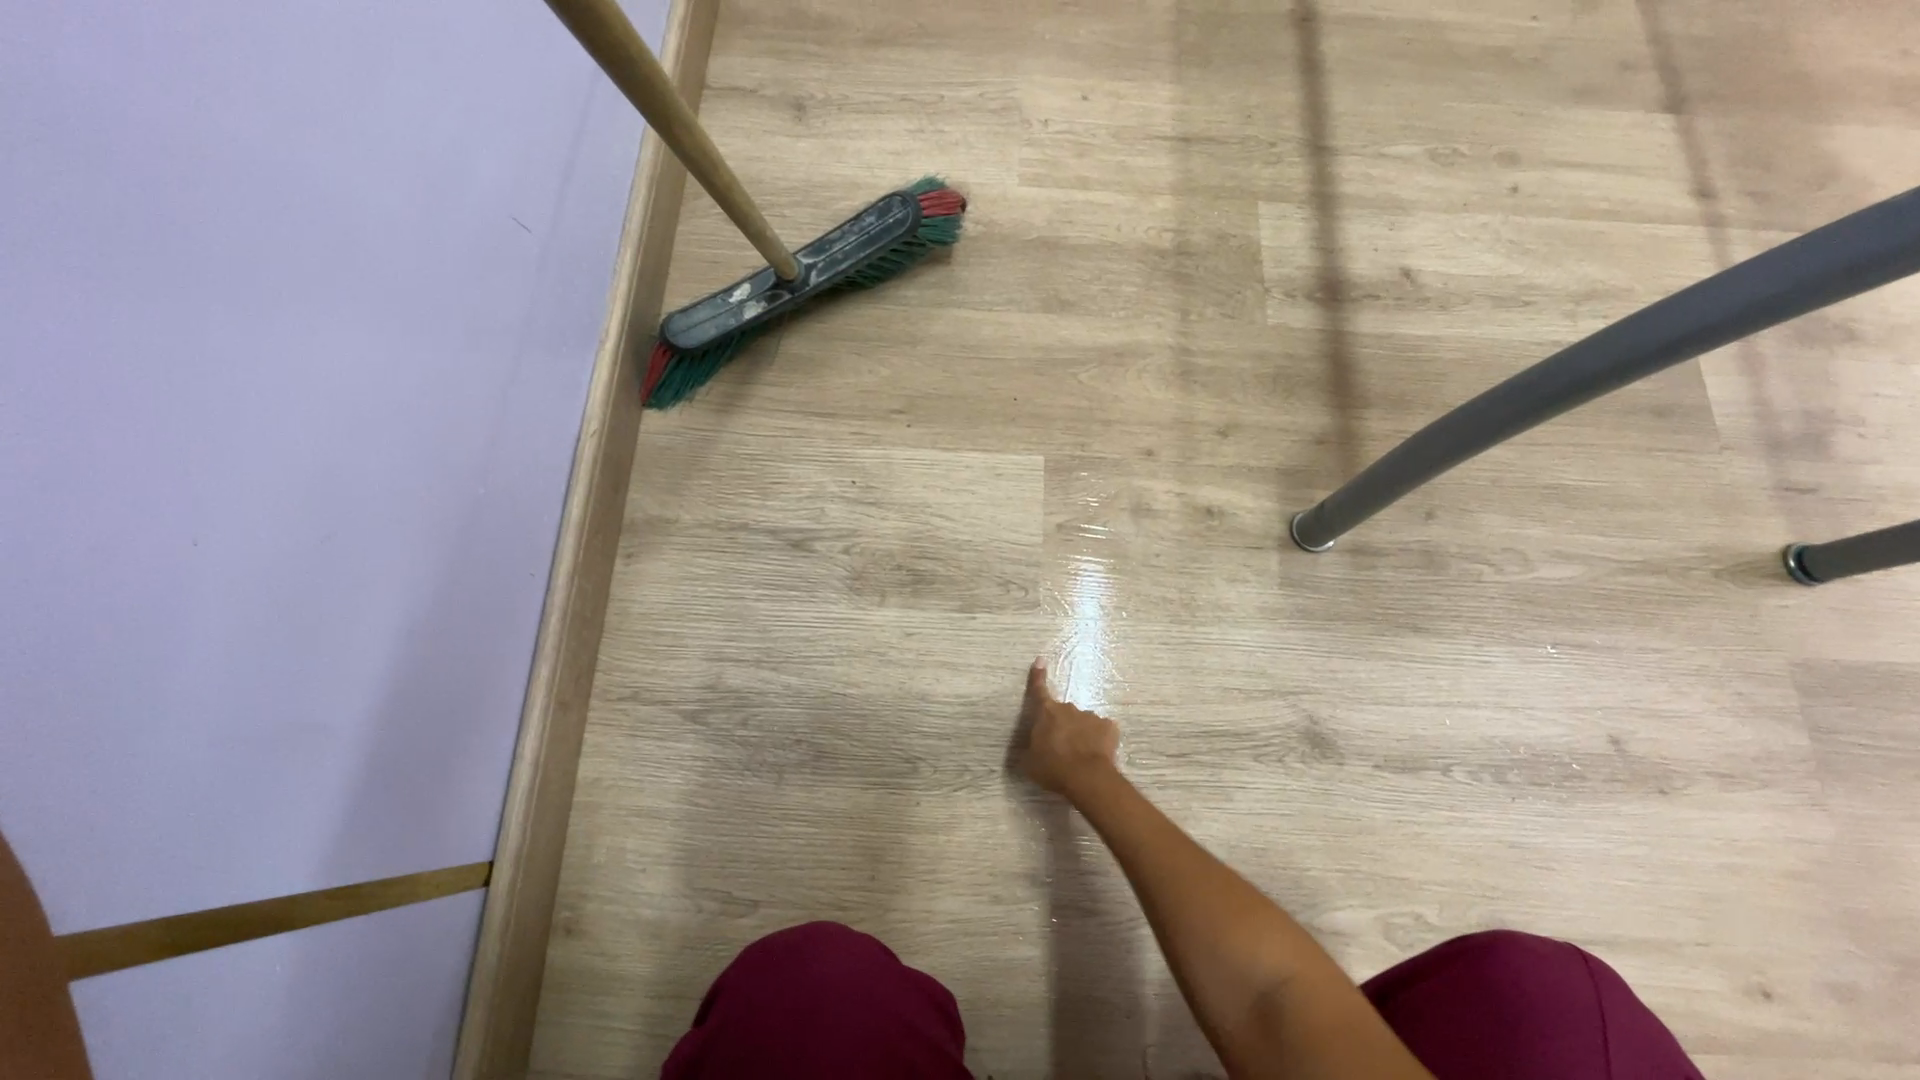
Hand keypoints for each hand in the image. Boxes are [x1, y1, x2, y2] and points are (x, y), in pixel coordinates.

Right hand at [1018, 658, 1120, 796]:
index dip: (1038, 676)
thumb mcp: (1030, 761)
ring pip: (1084, 722)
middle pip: (1064, 713)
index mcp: (1046, 713)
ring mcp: (1091, 716)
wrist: (1087, 778)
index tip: (1041, 660)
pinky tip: (1097, 754)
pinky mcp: (1109, 727)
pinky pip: (1102, 731)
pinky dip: (1099, 740)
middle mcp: (1069, 709)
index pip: (1039, 690)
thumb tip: (1035, 745)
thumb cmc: (1053, 768)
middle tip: (1062, 748)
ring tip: (1081, 756)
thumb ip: (1032, 747)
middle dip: (1063, 725)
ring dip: (1081, 734)